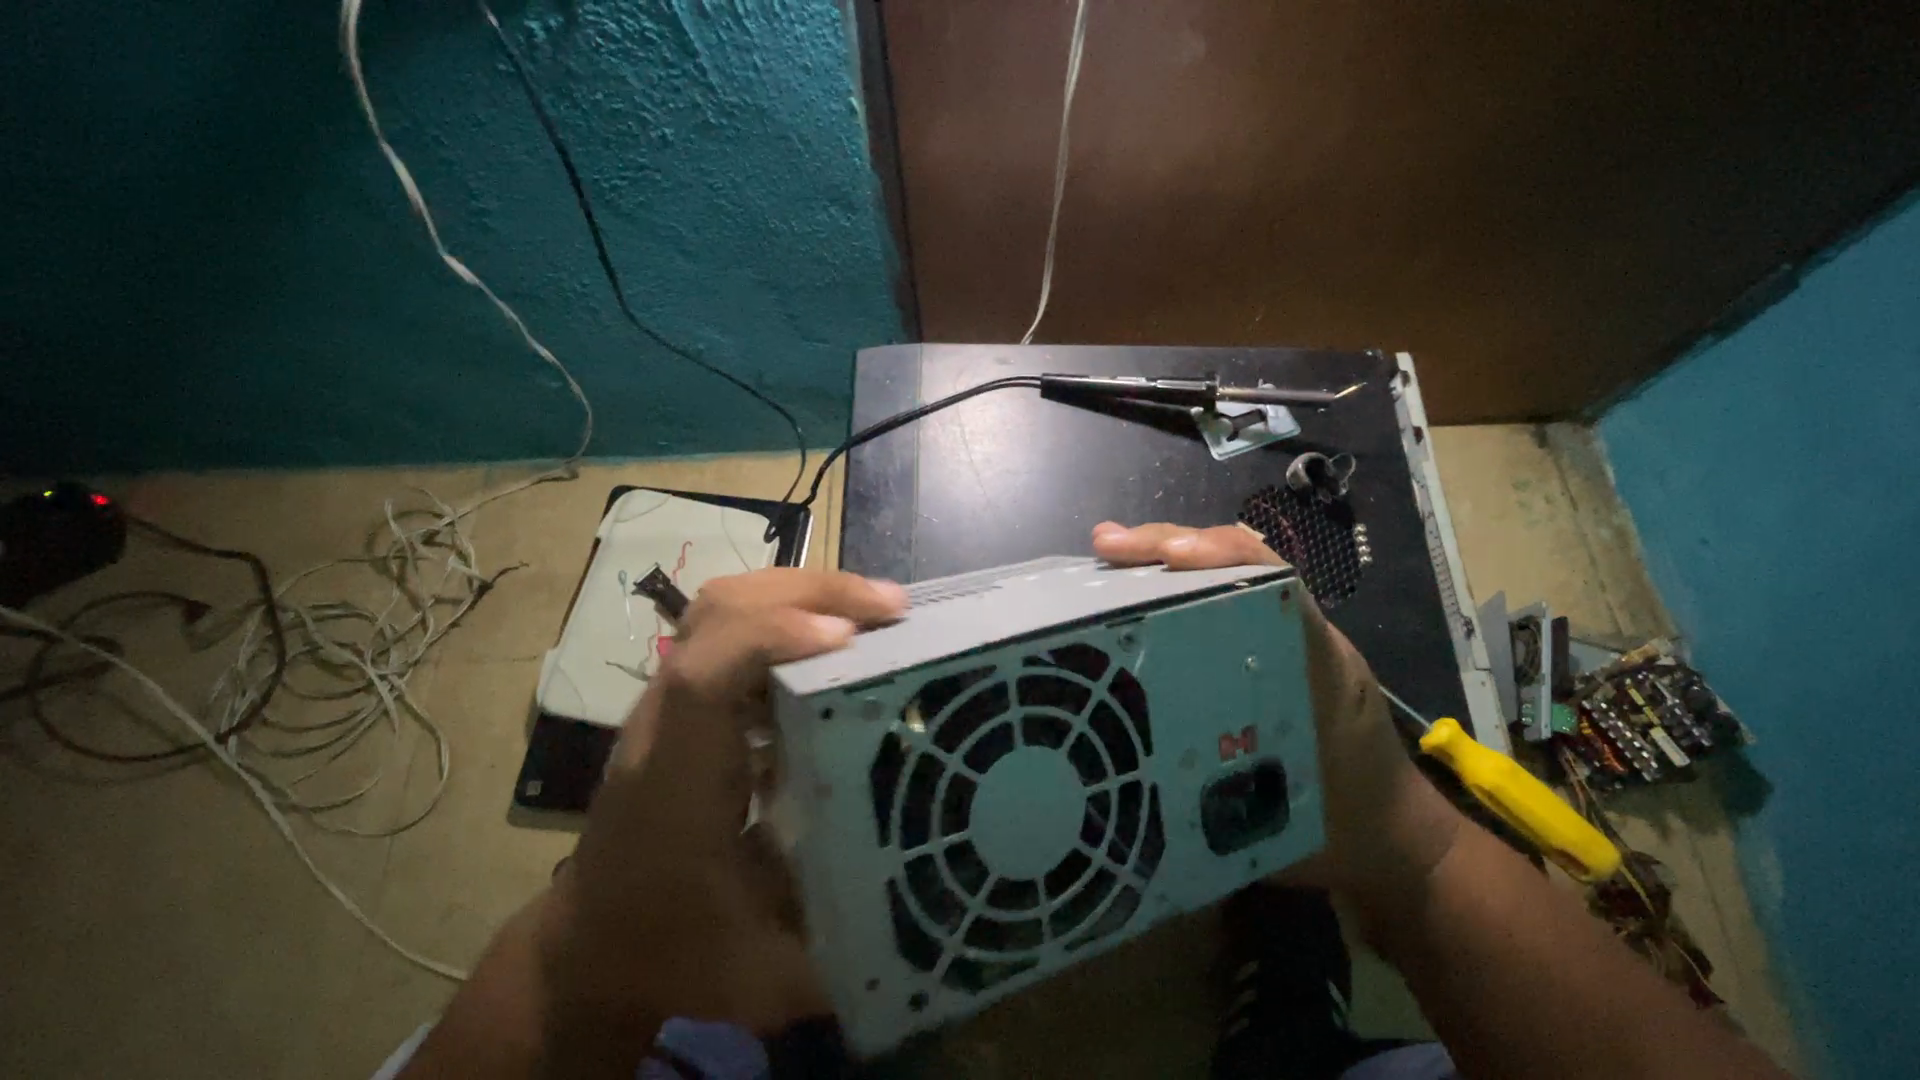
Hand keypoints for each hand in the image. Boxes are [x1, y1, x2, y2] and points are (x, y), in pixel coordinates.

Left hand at [542, 568, 909, 1035]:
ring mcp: (675, 706)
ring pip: (726, 608)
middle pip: (719, 613)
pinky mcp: (692, 705)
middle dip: (809, 592)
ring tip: (877, 610)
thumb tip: (922, 934)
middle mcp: (668, 725)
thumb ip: (833, 958)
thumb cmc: (666, 952)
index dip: (774, 639)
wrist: (590, 944)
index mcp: (674, 783)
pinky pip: (737, 630)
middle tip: (893, 607)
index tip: (851, 638)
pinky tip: (843, 639)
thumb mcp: (753, 974)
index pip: (704, 677)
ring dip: (805, 592)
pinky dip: (795, 615)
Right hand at [1089, 522, 1461, 902]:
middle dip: (1169, 546)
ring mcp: (1274, 647)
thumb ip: (1239, 789)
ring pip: (1220, 583)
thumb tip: (1156, 769)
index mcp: (1313, 654)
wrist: (1387, 843)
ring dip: (1163, 568)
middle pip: (1235, 565)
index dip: (1216, 556)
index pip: (1268, 577)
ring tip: (1106, 560)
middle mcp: (1292, 637)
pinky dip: (1167, 600)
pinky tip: (1127, 605)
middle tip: (1108, 546)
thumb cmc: (1345, 823)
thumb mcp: (1291, 803)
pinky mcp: (1256, 665)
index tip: (1164, 558)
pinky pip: (1211, 616)